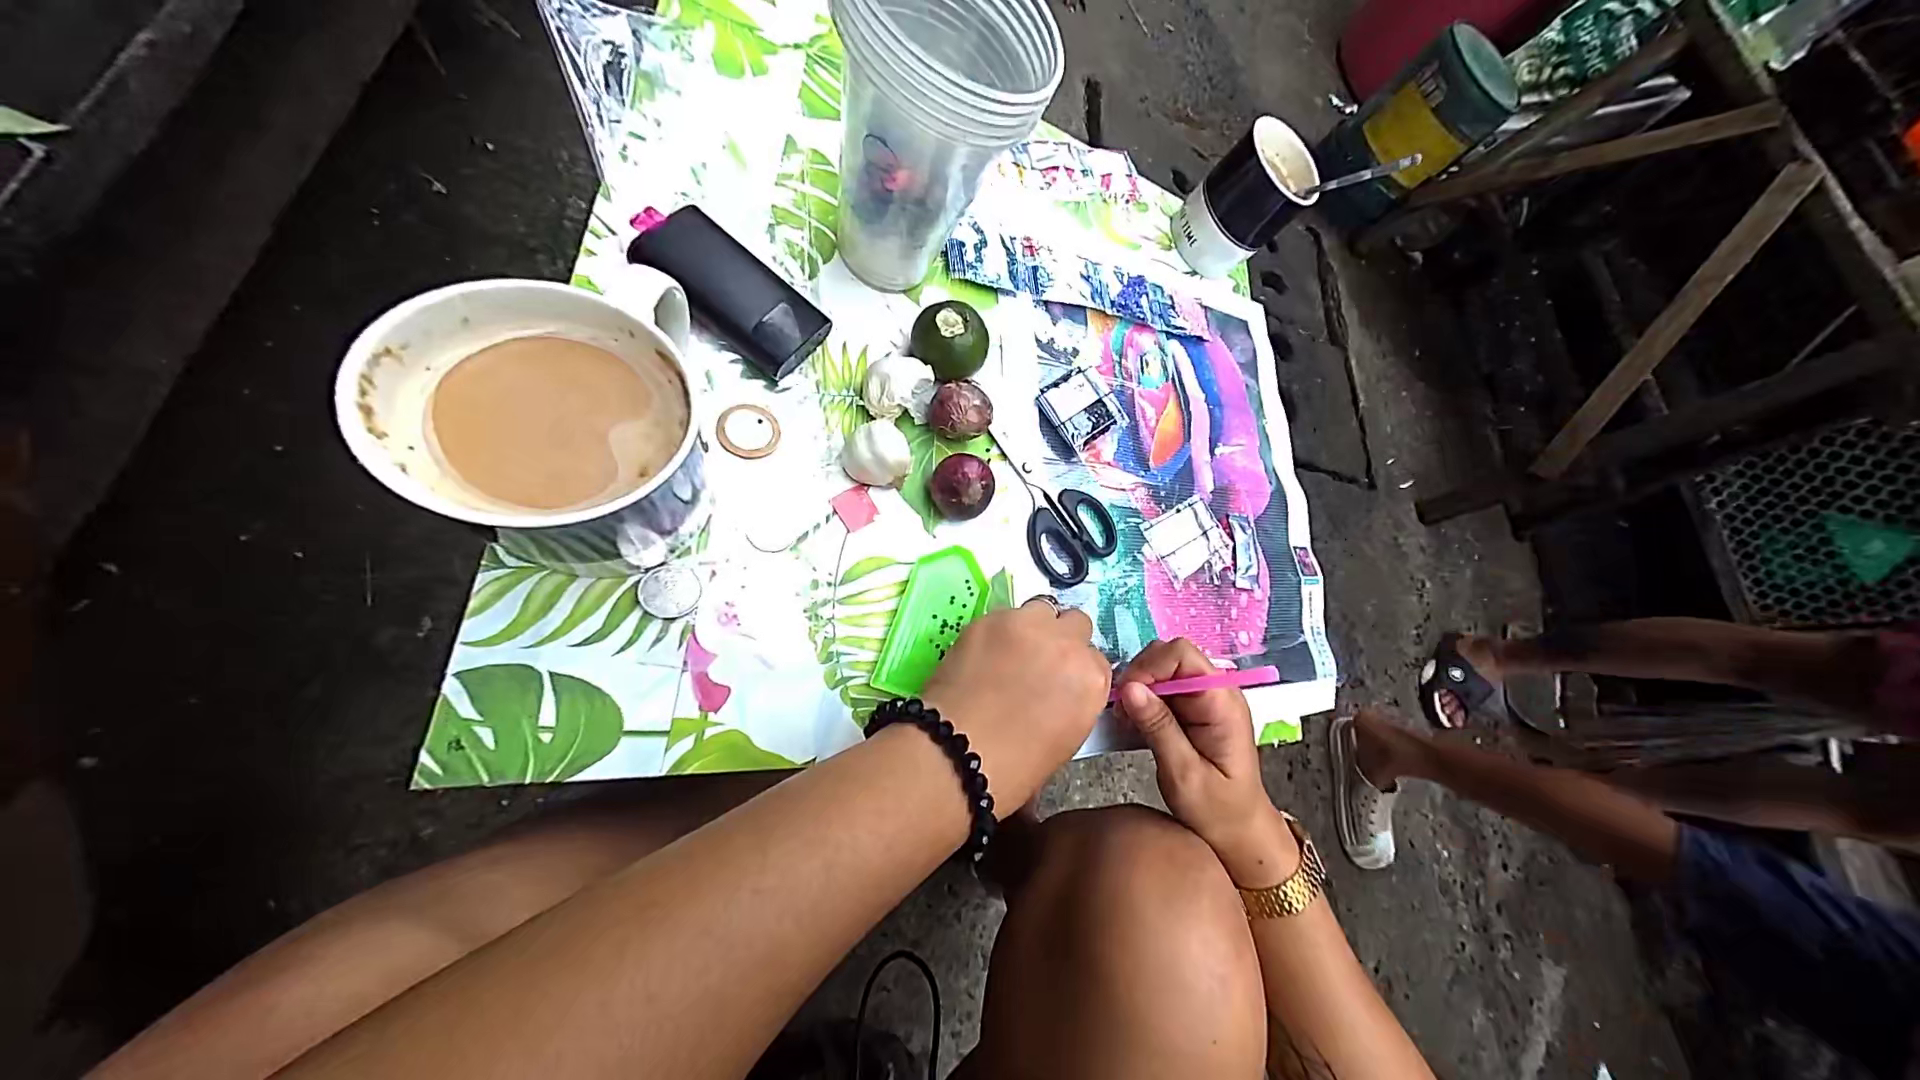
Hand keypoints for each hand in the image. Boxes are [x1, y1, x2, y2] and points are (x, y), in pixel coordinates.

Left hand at [921, 598, 1109, 815]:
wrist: (958, 752)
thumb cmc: (1014, 767)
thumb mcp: (1064, 740)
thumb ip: (1072, 703)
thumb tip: (1057, 691)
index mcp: (1091, 680)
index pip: (1096, 660)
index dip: (1075, 669)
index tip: (1060, 679)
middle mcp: (1066, 644)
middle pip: (1075, 623)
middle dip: (1060, 639)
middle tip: (1037, 661)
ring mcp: (1027, 626)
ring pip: (1041, 609)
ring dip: (1032, 627)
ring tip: (1010, 653)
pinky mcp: (989, 619)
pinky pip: (1003, 616)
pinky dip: (997, 632)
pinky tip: (982, 655)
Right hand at [1116, 638, 1297, 886]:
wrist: (1240, 836)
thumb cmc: (1217, 812)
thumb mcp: (1183, 773)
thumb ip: (1158, 727)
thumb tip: (1129, 688)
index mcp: (1222, 702)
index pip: (1182, 654)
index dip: (1149, 667)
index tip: (1127, 697)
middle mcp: (1215, 691)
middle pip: (1169, 656)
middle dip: (1140, 677)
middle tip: (1123, 711)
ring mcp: (1204, 699)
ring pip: (1160, 670)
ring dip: (1138, 690)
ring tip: (1126, 721)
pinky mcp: (1192, 709)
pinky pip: (1161, 689)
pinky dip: (1142, 701)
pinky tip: (1133, 724)